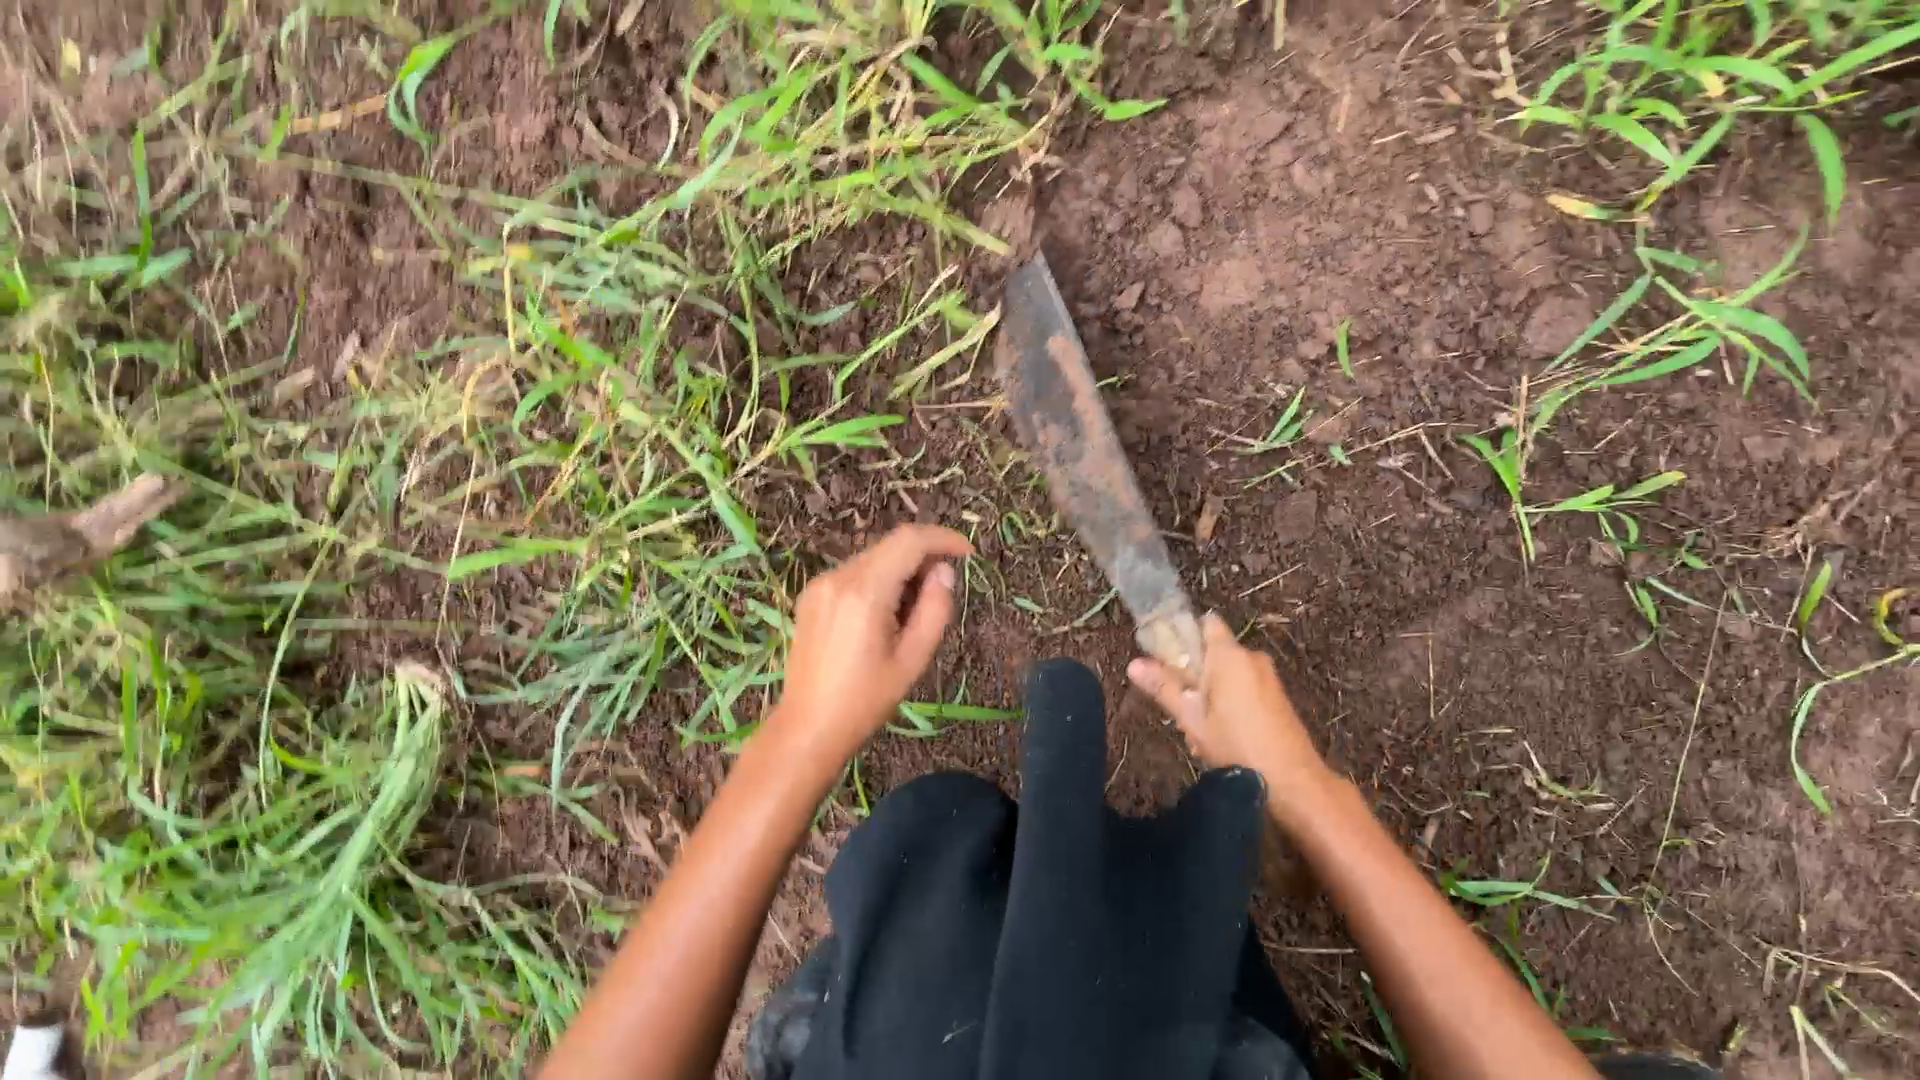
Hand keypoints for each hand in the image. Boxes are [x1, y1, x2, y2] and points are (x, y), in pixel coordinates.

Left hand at [770, 524, 973, 759]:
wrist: (808, 727)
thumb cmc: (865, 701)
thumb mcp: (912, 659)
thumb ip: (935, 610)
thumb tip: (944, 573)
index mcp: (865, 592)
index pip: (909, 540)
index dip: (943, 538)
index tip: (968, 555)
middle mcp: (838, 577)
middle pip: (890, 546)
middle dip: (923, 560)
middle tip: (940, 596)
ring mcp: (820, 585)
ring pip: (873, 559)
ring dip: (901, 572)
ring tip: (909, 617)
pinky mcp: (811, 596)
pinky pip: (854, 574)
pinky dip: (878, 582)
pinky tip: (882, 618)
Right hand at [1127, 612, 1331, 804]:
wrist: (1293, 781)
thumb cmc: (1237, 745)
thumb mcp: (1192, 718)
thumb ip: (1164, 687)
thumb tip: (1133, 664)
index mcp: (1230, 656)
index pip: (1206, 623)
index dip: (1184, 633)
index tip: (1164, 655)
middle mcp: (1252, 658)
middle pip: (1214, 653)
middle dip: (1193, 674)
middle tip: (1178, 706)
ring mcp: (1268, 679)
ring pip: (1228, 675)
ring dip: (1210, 694)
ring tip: (1197, 730)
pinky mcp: (1278, 698)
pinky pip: (1244, 689)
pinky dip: (1229, 704)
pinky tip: (1221, 736)